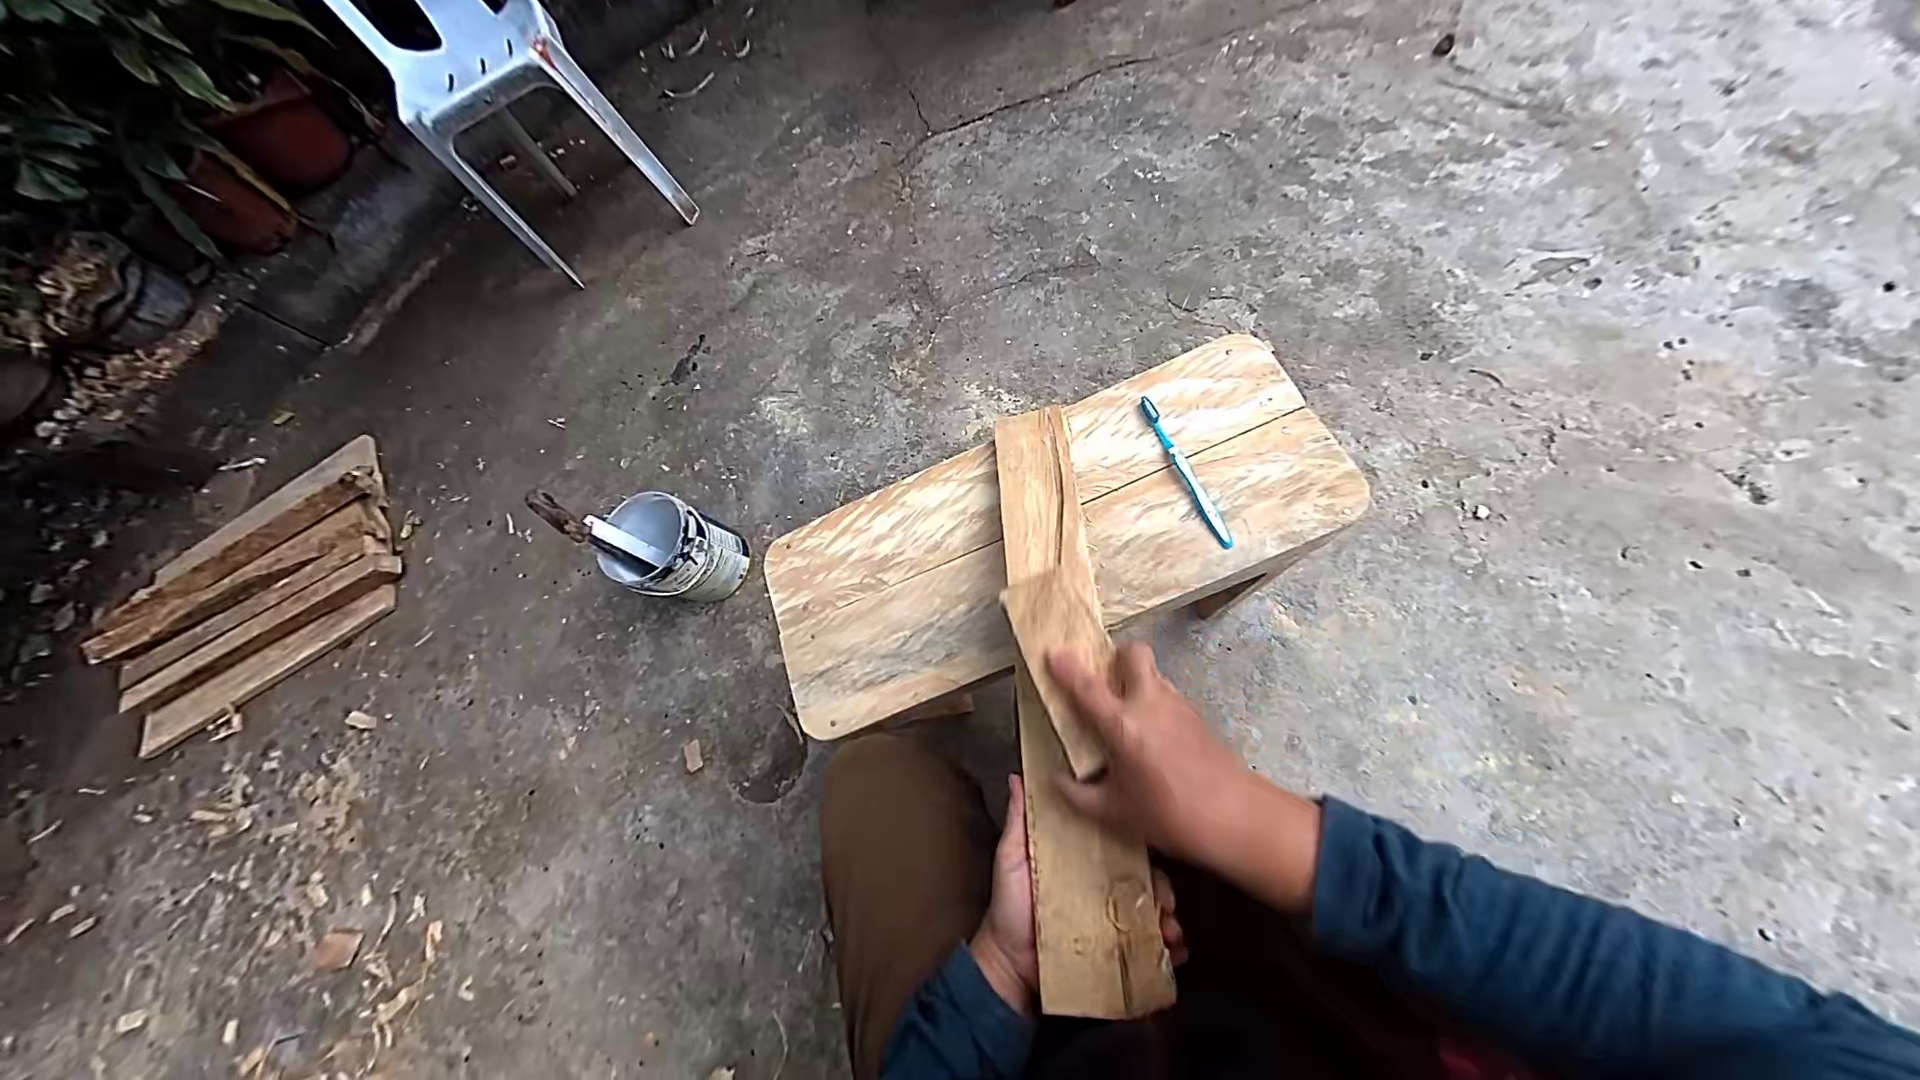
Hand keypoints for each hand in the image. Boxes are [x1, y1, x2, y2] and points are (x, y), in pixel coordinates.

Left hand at [970, 775, 1188, 1015]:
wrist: (1008, 961)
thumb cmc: (1009, 903)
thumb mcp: (1012, 856)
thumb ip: (1018, 819)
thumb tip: (1018, 778)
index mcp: (1082, 859)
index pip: (1120, 847)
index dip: (1141, 851)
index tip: (1152, 858)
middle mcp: (1101, 886)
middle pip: (1144, 881)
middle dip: (1163, 889)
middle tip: (1165, 902)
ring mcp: (1110, 920)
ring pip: (1151, 913)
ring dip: (1169, 920)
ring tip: (1170, 932)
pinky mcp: (1114, 950)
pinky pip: (1148, 949)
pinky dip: (1167, 950)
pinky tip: (1173, 953)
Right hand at [1048, 643, 1323, 912]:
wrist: (1238, 819)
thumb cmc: (1171, 816)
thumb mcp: (1116, 813)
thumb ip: (1079, 796)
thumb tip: (1056, 781)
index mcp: (1122, 726)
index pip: (1087, 687)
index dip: (1066, 667)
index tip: (1054, 652)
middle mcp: (1150, 704)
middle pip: (1134, 653)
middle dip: (1117, 657)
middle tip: (1106, 680)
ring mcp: (1177, 705)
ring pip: (1153, 673)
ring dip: (1137, 681)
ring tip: (1128, 714)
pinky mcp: (1197, 714)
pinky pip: (1168, 694)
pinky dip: (1155, 703)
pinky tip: (1154, 735)